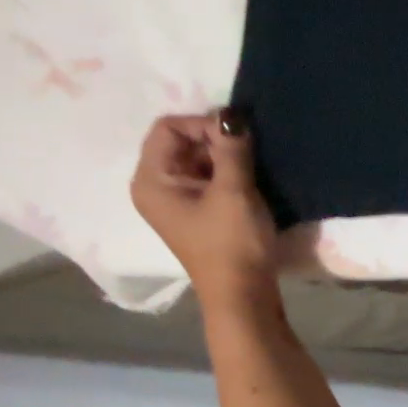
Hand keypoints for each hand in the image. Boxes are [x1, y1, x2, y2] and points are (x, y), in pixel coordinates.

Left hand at [131, 111, 277, 307]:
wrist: (243, 292)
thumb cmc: (232, 242)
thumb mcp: (234, 191)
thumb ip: (231, 149)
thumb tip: (233, 114)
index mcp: (151, 180)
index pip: (168, 128)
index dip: (203, 124)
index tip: (239, 139)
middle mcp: (157, 185)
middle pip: (182, 141)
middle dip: (217, 139)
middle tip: (252, 151)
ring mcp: (178, 199)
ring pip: (199, 158)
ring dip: (227, 155)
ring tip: (256, 164)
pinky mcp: (200, 209)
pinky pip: (210, 175)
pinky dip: (230, 170)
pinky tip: (252, 178)